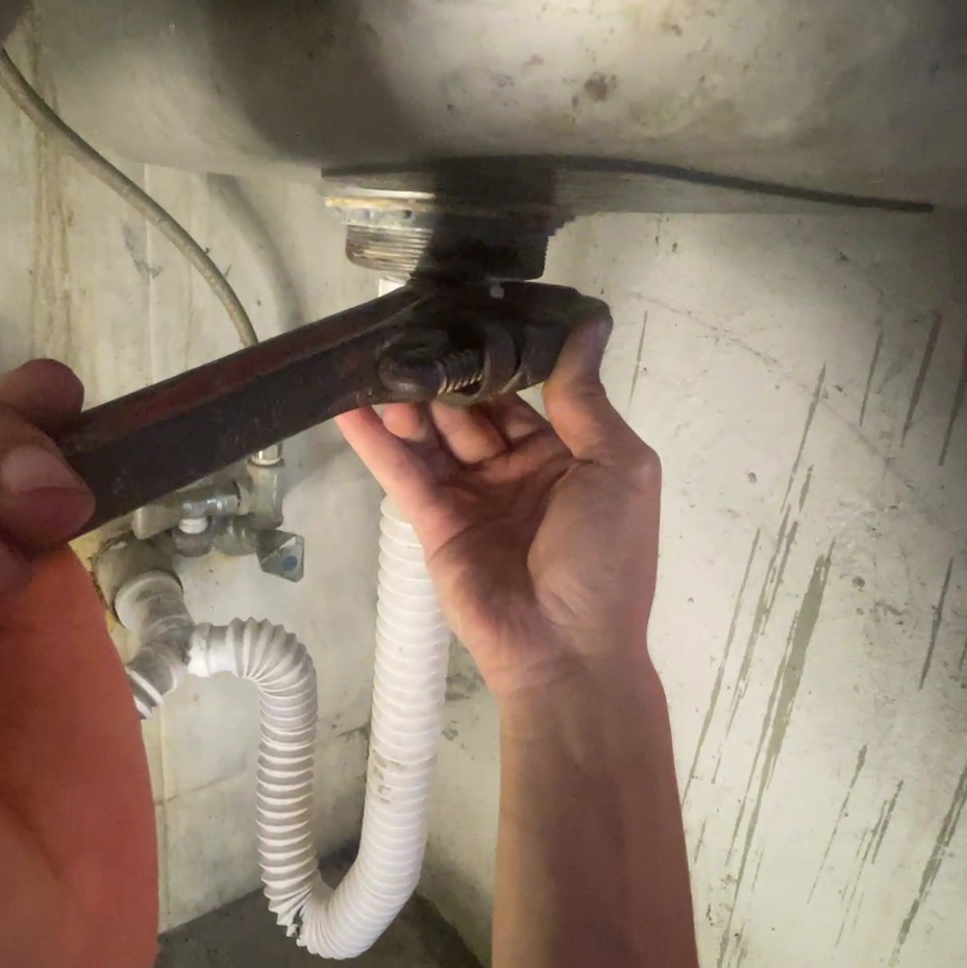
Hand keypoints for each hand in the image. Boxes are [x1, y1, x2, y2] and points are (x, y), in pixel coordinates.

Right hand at [337, 319, 662, 699]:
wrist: (566, 650)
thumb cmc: (606, 557)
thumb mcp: (617, 467)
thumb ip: (584, 399)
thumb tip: (587, 325)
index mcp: (563, 456)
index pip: (522, 396)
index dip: (496, 362)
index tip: (466, 317)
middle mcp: (513, 470)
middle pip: (471, 412)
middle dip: (446, 379)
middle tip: (412, 335)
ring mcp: (470, 497)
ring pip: (433, 437)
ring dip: (408, 402)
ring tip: (379, 362)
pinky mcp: (433, 522)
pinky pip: (403, 472)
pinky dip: (375, 441)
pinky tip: (349, 405)